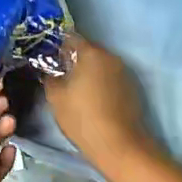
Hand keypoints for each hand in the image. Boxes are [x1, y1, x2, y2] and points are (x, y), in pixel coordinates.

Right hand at [43, 33, 149, 165]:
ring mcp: (124, 71)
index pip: (70, 37)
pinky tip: (94, 100)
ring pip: (100, 65)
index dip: (57, 47)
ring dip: (89, 73)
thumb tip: (50, 70)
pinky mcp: (132, 87)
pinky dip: (101, 84)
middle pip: (88, 50)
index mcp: (91, 52)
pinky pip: (111, 78)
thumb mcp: (56, 98)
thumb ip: (50, 77)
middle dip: (74, 60)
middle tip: (61, 77)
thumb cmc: (82, 117)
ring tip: (77, 91)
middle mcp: (111, 56)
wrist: (118, 144)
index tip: (49, 61)